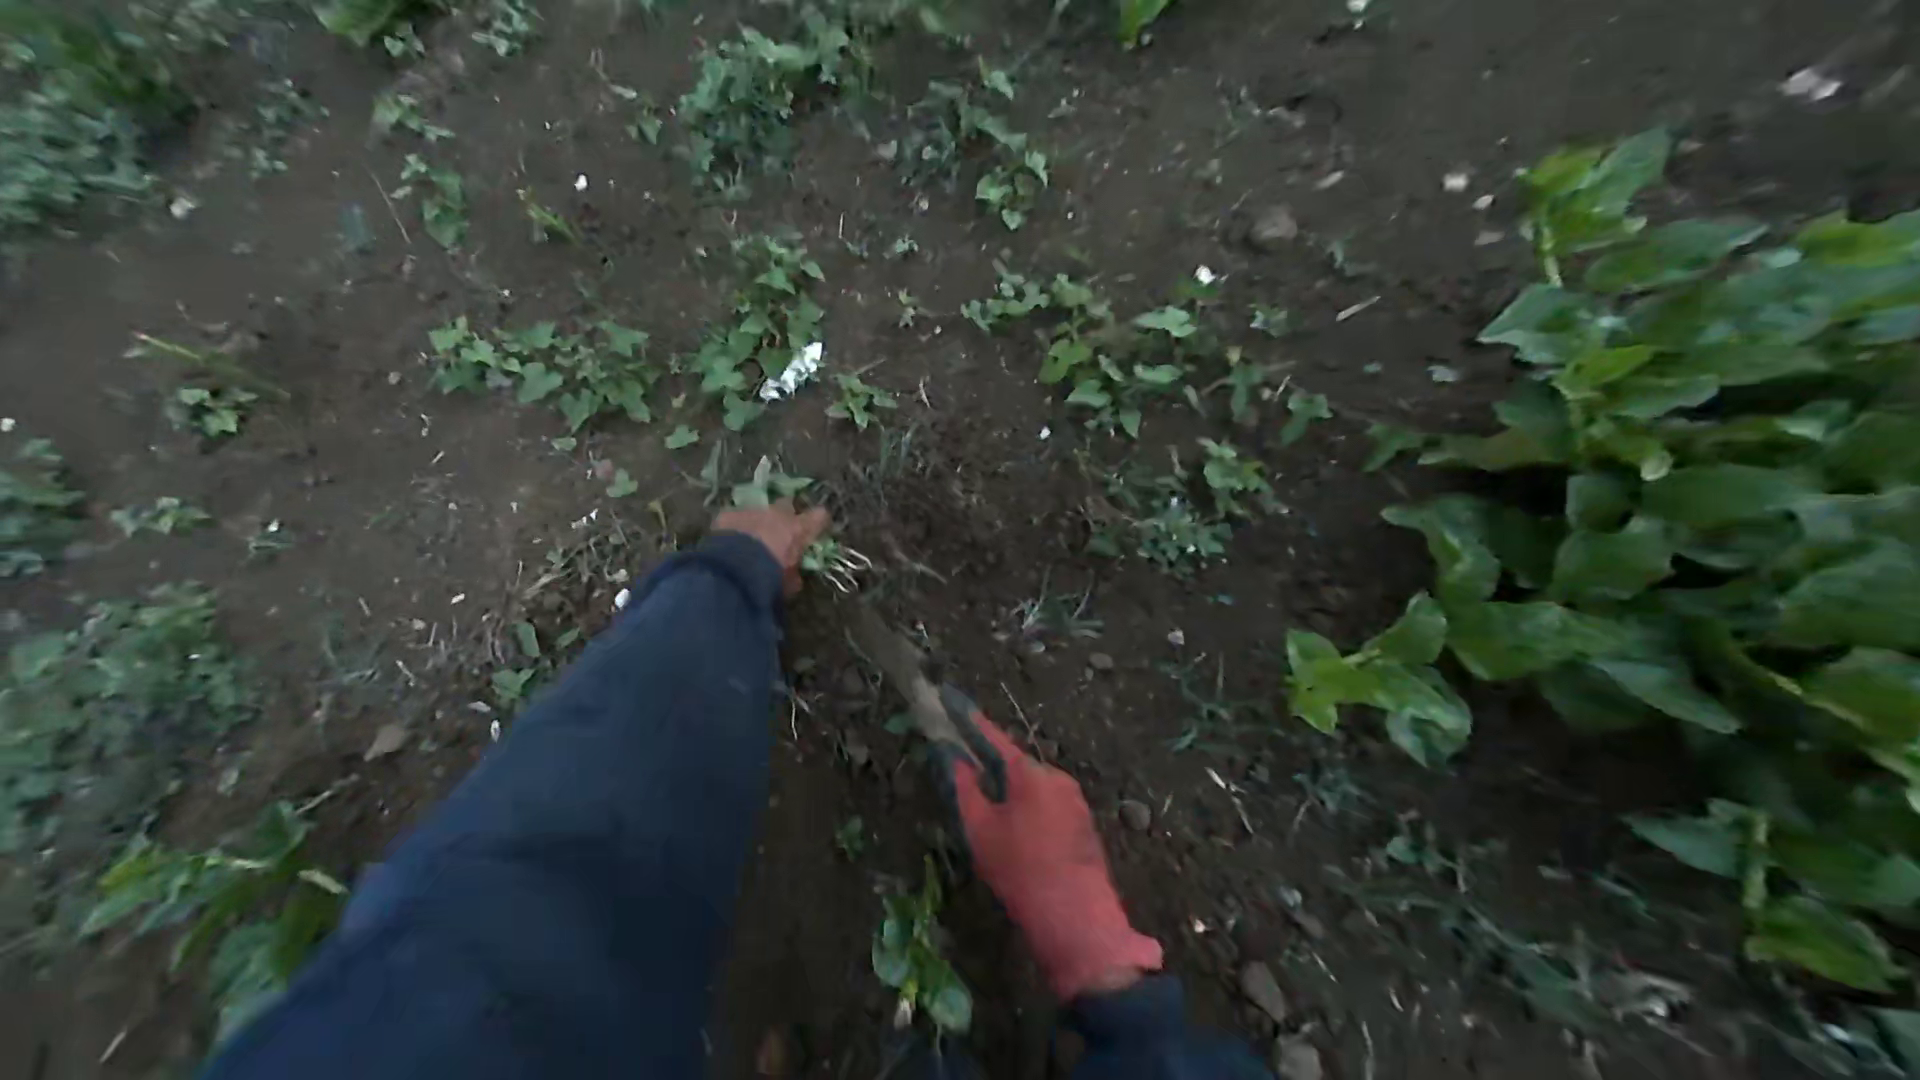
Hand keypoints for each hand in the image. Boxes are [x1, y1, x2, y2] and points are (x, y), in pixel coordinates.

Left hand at [712, 499, 831, 597]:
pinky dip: (735, 527)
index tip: (817, 527)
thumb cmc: (770, 578)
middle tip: (780, 531)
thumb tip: (794, 574)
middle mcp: (778, 514)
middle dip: (785, 515)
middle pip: (787, 504)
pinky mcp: (729, 514)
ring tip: (750, 539)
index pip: (819, 516)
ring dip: (758, 522)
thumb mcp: (789, 583)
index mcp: (799, 529)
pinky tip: (729, 540)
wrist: (735, 572)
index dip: (818, 521)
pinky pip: (735, 517)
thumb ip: (794, 573)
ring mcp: (752, 511)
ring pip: (759, 510)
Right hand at [950, 715, 1162, 1000]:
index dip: (968, 719)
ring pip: (1032, 786)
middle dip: (990, 769)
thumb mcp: (980, 830)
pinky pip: (1049, 804)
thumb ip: (963, 788)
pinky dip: (1030, 810)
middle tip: (968, 784)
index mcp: (1029, 772)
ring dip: (1011, 794)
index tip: (950, 699)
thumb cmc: (1020, 871)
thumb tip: (952, 757)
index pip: (992, 737)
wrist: (1077, 919)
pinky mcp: (1084, 822)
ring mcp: (1075, 799)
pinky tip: (1022, 841)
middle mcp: (1056, 776)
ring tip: (996, 827)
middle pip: (1013, 764)